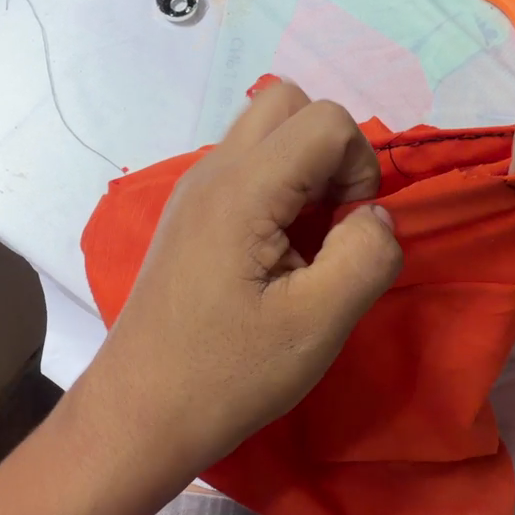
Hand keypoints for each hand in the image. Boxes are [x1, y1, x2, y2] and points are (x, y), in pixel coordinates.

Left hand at [85, 80, 402, 472]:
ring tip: (303, 237)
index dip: (358, 167)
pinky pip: (248, 162)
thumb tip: (376, 216)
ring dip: (303, 166)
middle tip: (328, 219)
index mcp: (242, 188)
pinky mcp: (192, 210)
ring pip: (267, 128)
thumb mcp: (318, 326)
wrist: (138, 413)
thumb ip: (366, 256)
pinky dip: (278, 185)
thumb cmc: (227, 374)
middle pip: (289, 101)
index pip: (326, 119)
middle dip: (330, 150)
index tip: (347, 231)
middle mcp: (214, 169)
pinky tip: (273, 252)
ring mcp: (196, 186)